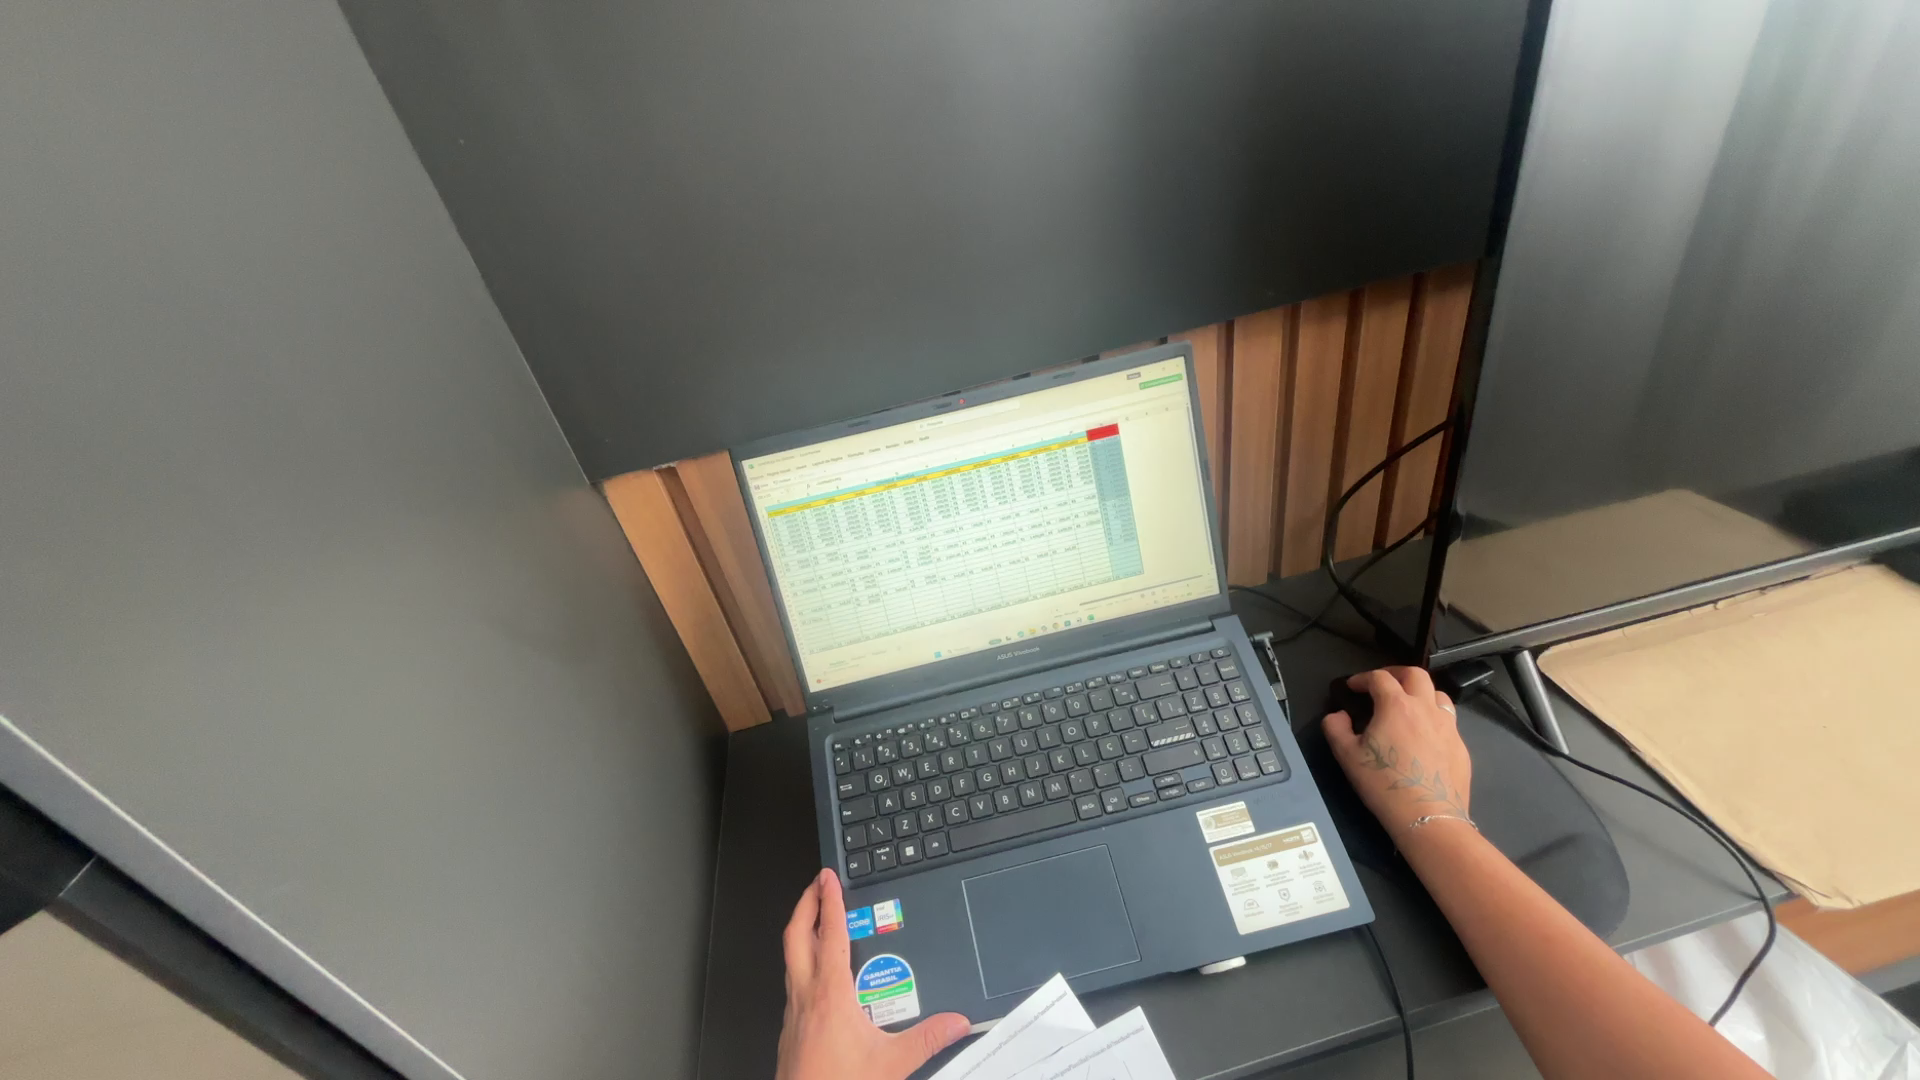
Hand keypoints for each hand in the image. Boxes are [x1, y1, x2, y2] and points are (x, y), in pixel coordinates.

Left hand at [775, 868, 969, 1079]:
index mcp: (830, 994)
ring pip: (790, 958)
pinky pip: (792, 982)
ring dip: (802, 932)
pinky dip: (802, 963)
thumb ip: (927, 1038)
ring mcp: (793, 1012)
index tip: (828, 878)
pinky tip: (819, 974)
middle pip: (795, 935)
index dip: (830, 900)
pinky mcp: (789, 1029)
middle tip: (816, 885)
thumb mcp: (891, 1064)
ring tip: (819, 921)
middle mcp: (805, 996)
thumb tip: (956, 1021)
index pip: (829, 933)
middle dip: (805, 904)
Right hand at [1322, 667, 1471, 834]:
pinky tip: (1422, 737)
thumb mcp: (1345, 755)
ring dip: (1419, 693)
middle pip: (1416, 674)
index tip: (1353, 687)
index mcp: (1396, 707)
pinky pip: (1448, 722)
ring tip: (1406, 706)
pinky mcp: (1461, 748)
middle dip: (1396, 673)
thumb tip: (1338, 716)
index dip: (1362, 678)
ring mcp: (1448, 728)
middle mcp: (1426, 710)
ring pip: (1438, 695)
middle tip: (1382, 683)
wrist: (1428, 818)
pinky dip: (1432, 719)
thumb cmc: (1384, 784)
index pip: (1379, 677)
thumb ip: (1335, 727)